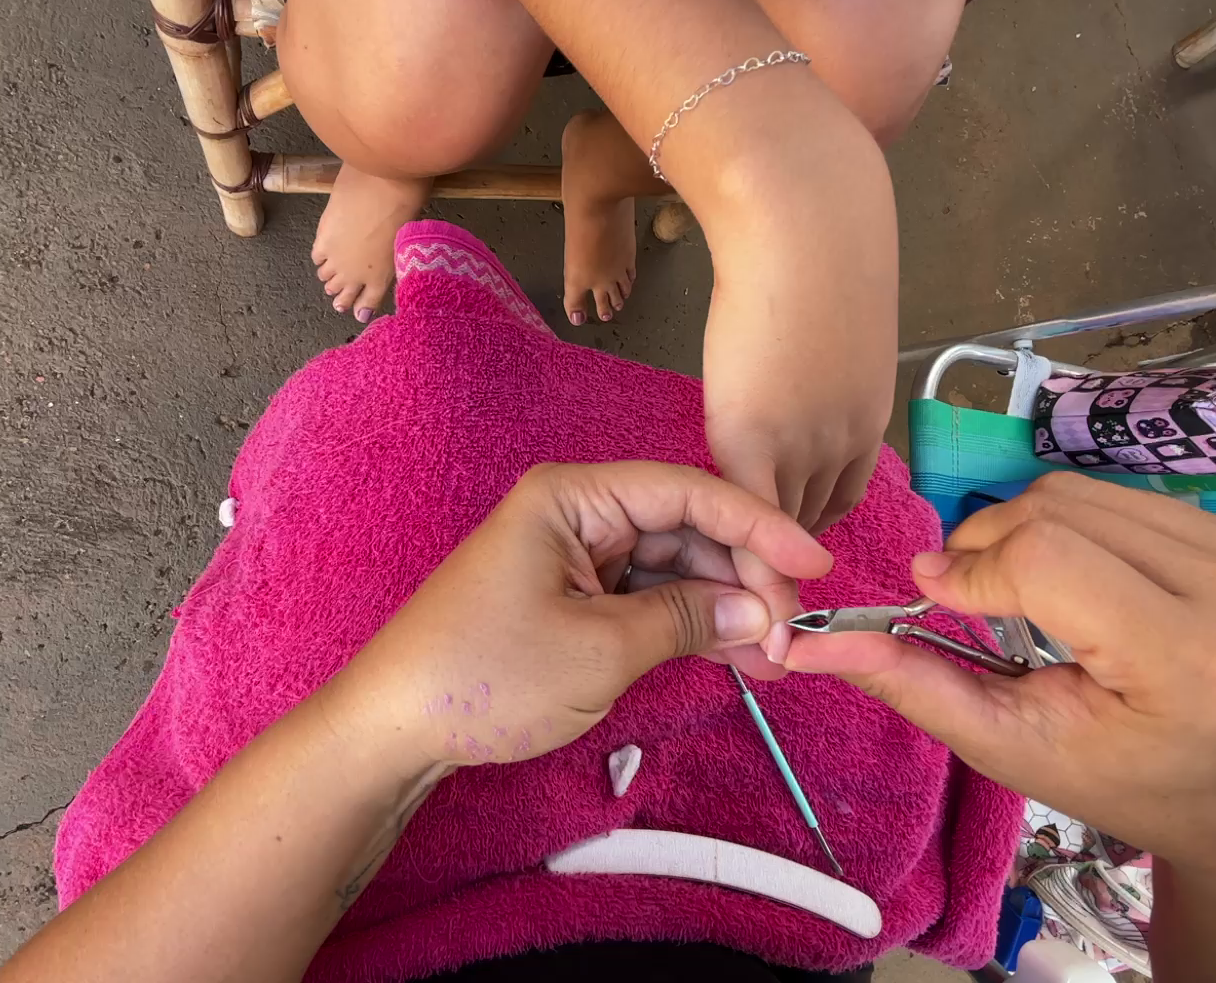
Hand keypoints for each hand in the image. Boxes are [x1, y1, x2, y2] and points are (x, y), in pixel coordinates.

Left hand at [328, 462, 831, 768]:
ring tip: (772, 659)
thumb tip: (760, 612)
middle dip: (742, 577)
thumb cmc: (487, 674)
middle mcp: (578, 513)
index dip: (758, 524)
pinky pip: (647, 596)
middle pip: (683, 528)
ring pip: (671, 566)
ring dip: (722, 606)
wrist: (399, 724)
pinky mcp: (576, 594)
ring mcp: (577, 555)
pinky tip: (732, 654)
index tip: (816, 565)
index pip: (684, 491)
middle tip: (790, 637)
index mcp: (572, 496)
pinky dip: (687, 623)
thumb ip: (686, 619)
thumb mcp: (599, 648)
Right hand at [692, 104, 896, 672]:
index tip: (785, 562)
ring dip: (757, 560)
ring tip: (730, 592)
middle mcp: (842, 445)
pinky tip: (716, 574)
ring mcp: (800, 445)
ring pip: (778, 524)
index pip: (833, 497)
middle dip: (784, 560)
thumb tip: (785, 395)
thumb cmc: (816, 264)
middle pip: (808, 521)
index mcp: (862, 420)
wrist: (804, 226)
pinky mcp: (753, 440)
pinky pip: (744, 515)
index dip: (806, 535)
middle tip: (756, 594)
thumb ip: (812, 380)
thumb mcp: (827, 336)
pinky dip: (735, 553)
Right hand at [782, 471, 1215, 867]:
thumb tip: (802, 644)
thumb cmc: (1126, 784)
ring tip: (1019, 590)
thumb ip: (907, 683)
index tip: (932, 599)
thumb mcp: (1005, 746)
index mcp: (1193, 664)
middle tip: (971, 599)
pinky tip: (1072, 577)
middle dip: (984, 546)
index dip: (969, 570)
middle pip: (1052, 511)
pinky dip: (1061, 524)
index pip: (1047, 559)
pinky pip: (1112, 494)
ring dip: (1017, 531)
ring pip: (1074, 491)